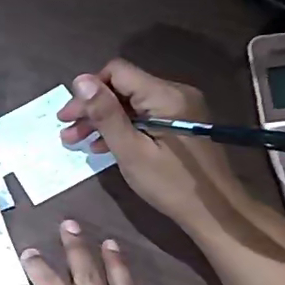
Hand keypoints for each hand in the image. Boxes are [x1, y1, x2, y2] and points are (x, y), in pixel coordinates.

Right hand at [56, 60, 247, 228]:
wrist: (217, 213)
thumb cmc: (172, 184)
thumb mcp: (131, 151)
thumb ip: (106, 114)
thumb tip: (80, 81)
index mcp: (164, 96)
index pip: (116, 72)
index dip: (88, 91)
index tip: (68, 116)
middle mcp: (175, 93)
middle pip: (122, 87)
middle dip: (91, 108)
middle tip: (67, 132)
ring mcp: (180, 108)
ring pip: (130, 102)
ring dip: (102, 120)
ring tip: (76, 141)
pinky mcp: (180, 123)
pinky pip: (143, 115)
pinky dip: (121, 127)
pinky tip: (102, 146)